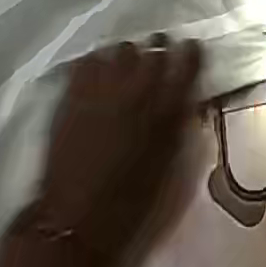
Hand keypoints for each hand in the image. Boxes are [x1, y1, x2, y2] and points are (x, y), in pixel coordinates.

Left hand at [0, 36, 203, 266]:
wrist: (76, 219)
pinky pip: (91, 58)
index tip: (190, 46)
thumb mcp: (169, 164)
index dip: (190, 51)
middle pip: (154, 47)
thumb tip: (187, 98)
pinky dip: (99, 62)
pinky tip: (98, 73)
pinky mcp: (74, 89)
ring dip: (128, 55)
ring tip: (125, 67)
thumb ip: (179, 123)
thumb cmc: (130, 202)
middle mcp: (137, 89)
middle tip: (157, 54)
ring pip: (122, 48)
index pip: (187, 63)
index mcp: (166, 111)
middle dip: (159, 47)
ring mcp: (103, 85)